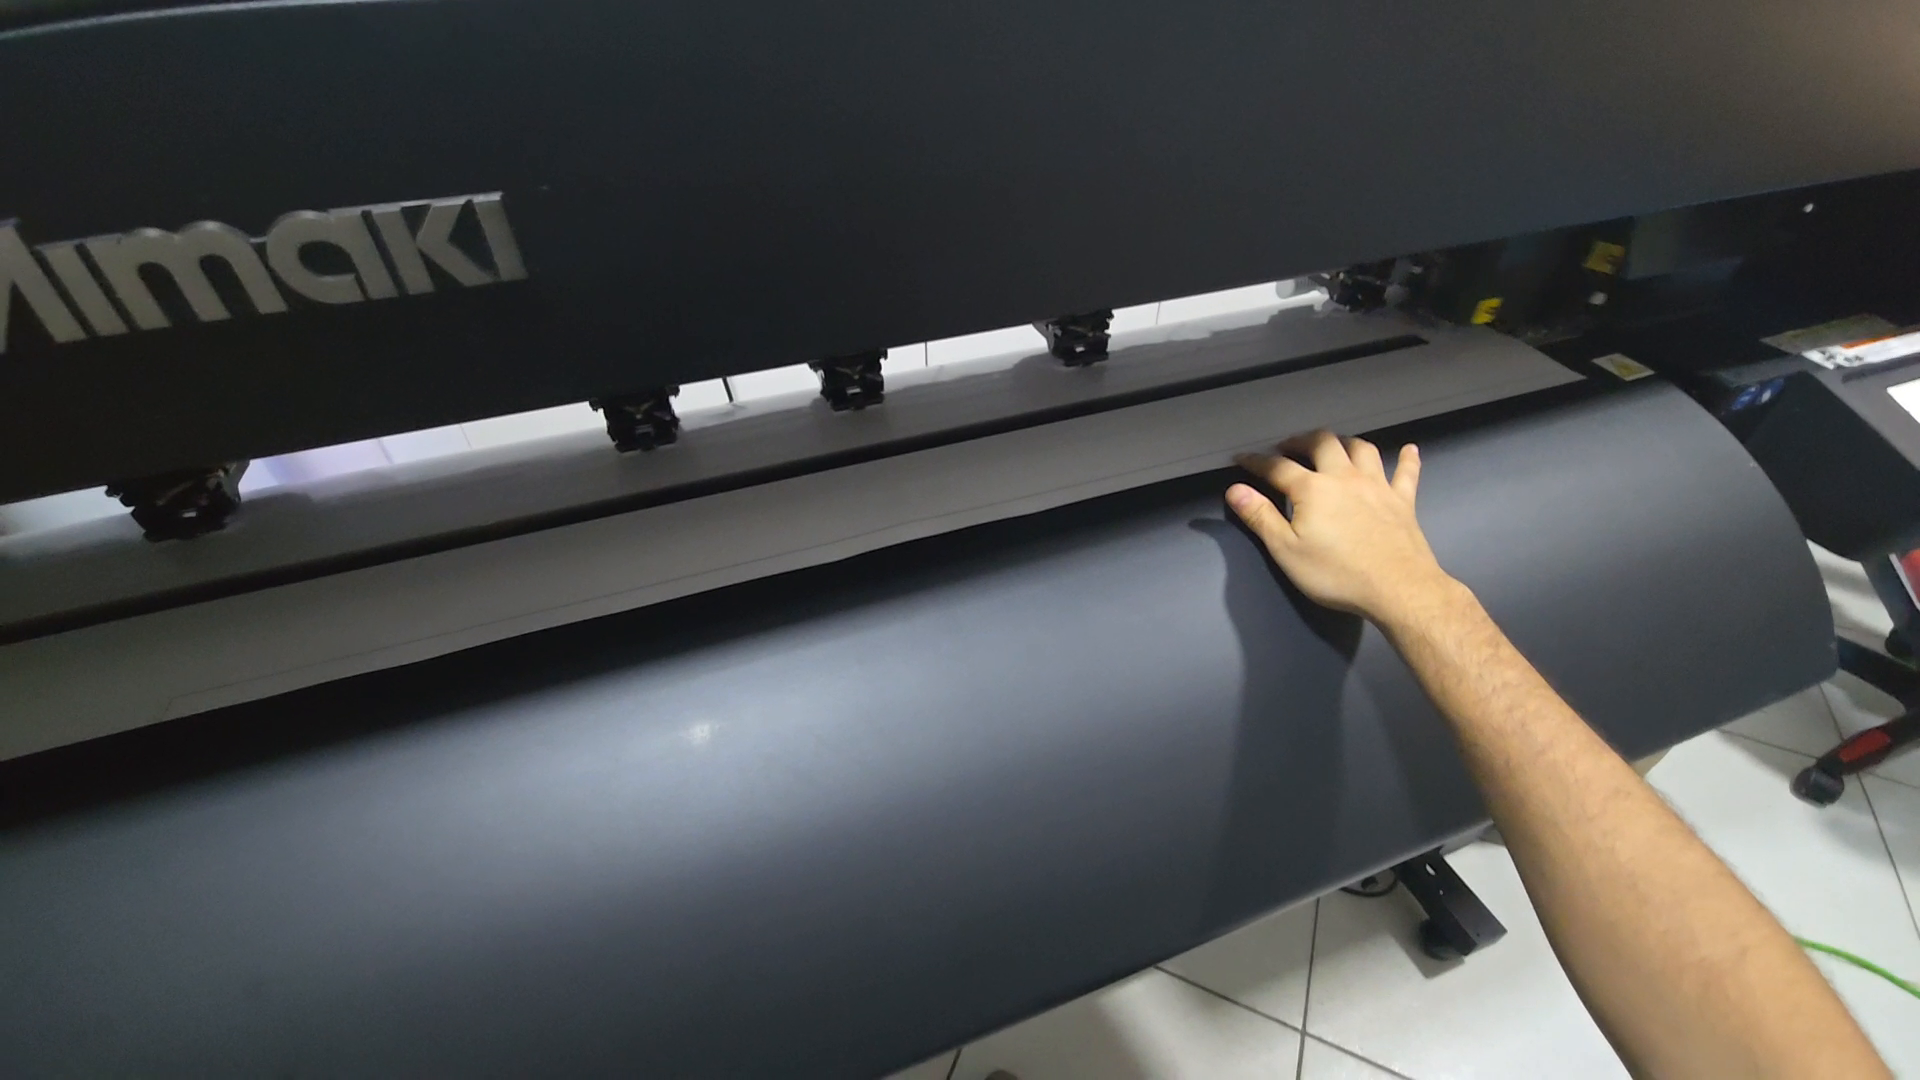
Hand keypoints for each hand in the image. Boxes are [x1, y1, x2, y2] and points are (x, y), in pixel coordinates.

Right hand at [1226, 431, 1459, 626]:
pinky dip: (1406, 458)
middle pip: (1322, 443)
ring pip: (1361, 449)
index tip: (1241, 458)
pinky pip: (1406, 471)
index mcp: (1312, 489)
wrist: (1398, 589)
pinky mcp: (1403, 501)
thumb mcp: (1286, 550)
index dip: (1256, 461)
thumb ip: (1260, 517)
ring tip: (1332, 447)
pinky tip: (1408, 449)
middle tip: (1288, 447)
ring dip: (1343, 442)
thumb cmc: (1336, 573)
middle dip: (1301, 440)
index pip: (1277, 467)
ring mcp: (1378, 486)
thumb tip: (1235, 490)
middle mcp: (1345, 477)